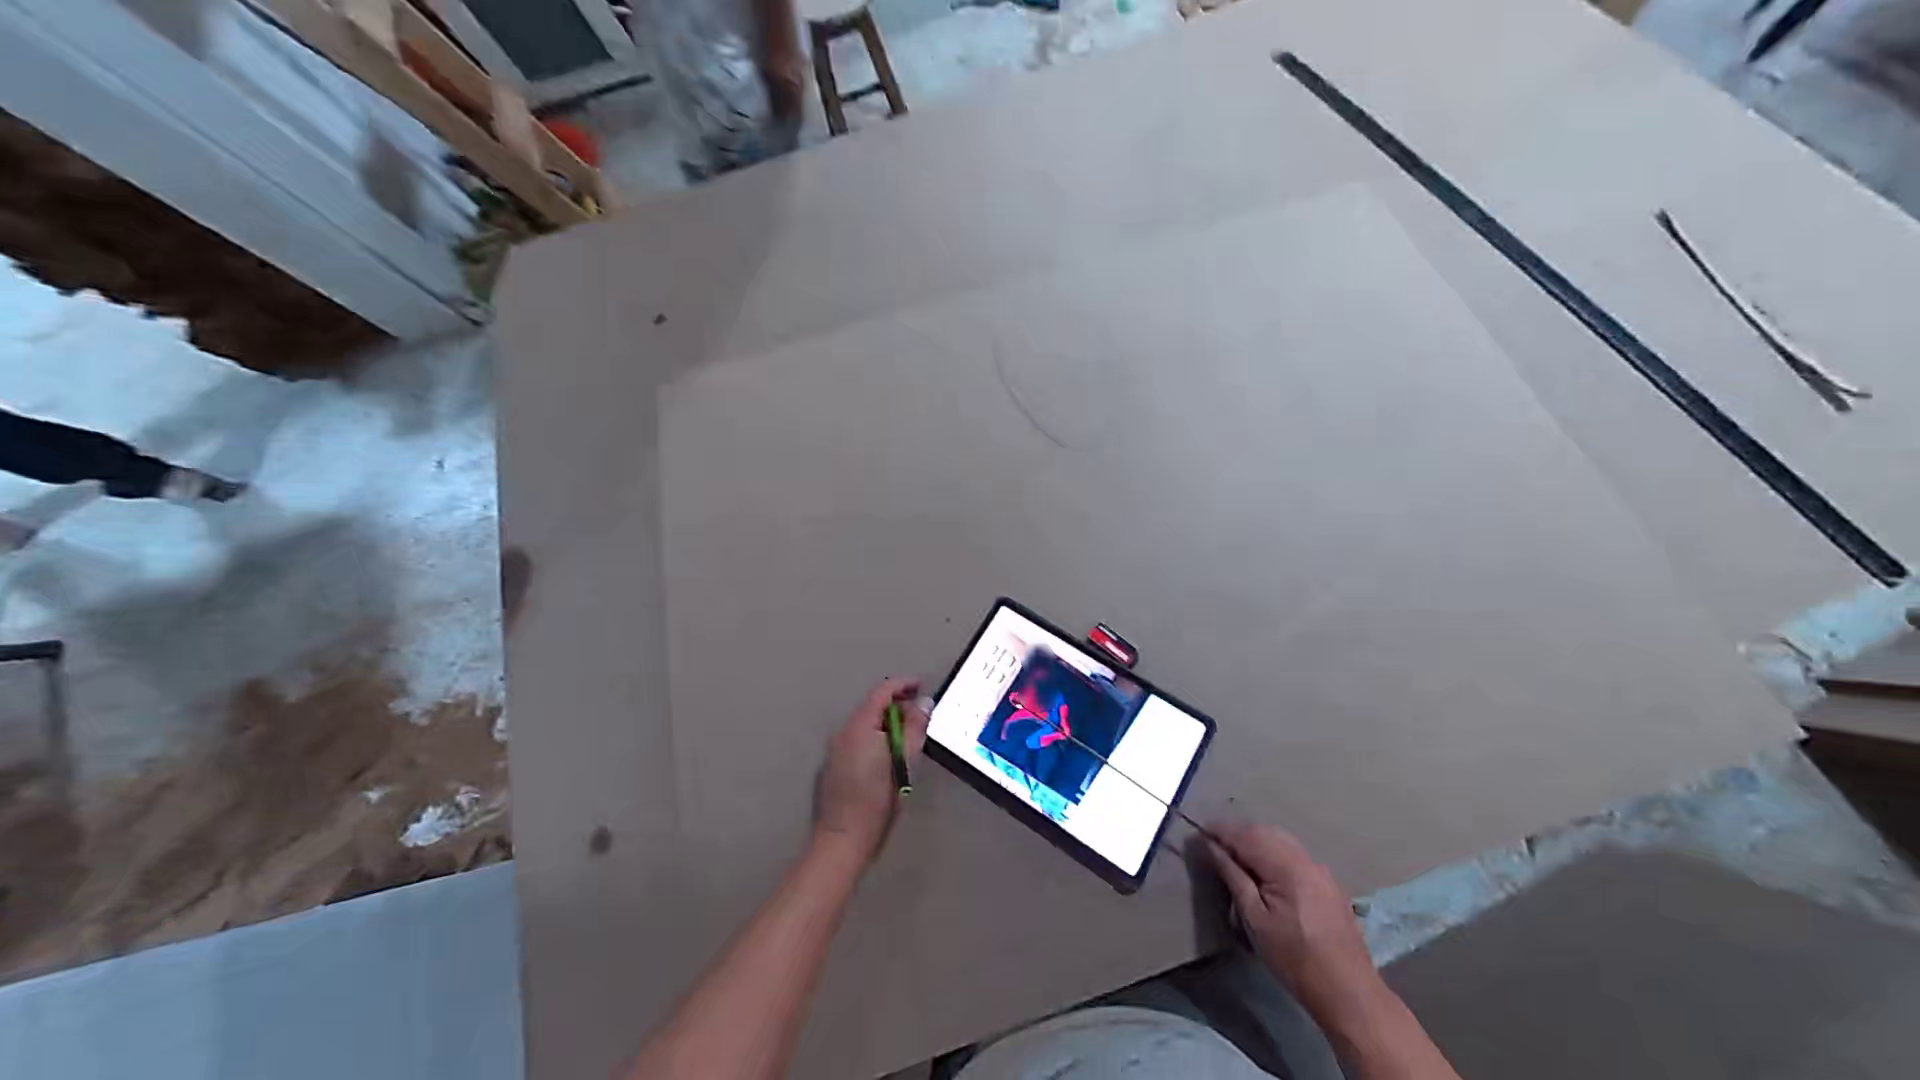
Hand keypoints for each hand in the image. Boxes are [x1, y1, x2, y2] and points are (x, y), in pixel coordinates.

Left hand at [814, 676, 928, 863]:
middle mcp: (844, 732)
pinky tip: (890, 758)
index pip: (882, 692)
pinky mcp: (835, 766)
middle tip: (922, 718)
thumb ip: (914, 729)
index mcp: (860, 727)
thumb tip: (923, 704)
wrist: (842, 840)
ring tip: (910, 740)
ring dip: (888, 724)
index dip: (903, 685)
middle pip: (873, 707)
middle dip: (898, 706)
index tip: (922, 687)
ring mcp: (836, 750)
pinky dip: (877, 738)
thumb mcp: (903, 763)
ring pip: (866, 725)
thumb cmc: (877, 801)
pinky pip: (859, 740)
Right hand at [1205, 822, 1383, 1016]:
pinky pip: (1294, 855)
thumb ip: (1233, 876)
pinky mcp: (1328, 884)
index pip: (1247, 835)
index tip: (1198, 833)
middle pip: (1265, 832)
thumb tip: (1211, 846)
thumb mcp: (1255, 920)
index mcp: (1288, 867)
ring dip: (1255, 841)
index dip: (1221, 831)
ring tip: (1233, 855)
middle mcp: (1307, 860)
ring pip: (1281, 841)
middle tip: (1213, 844)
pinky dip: (1273, 852)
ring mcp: (1321, 871)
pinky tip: (1264, 870)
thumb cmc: (1294, 959)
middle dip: (1237, 833)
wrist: (1348, 993)